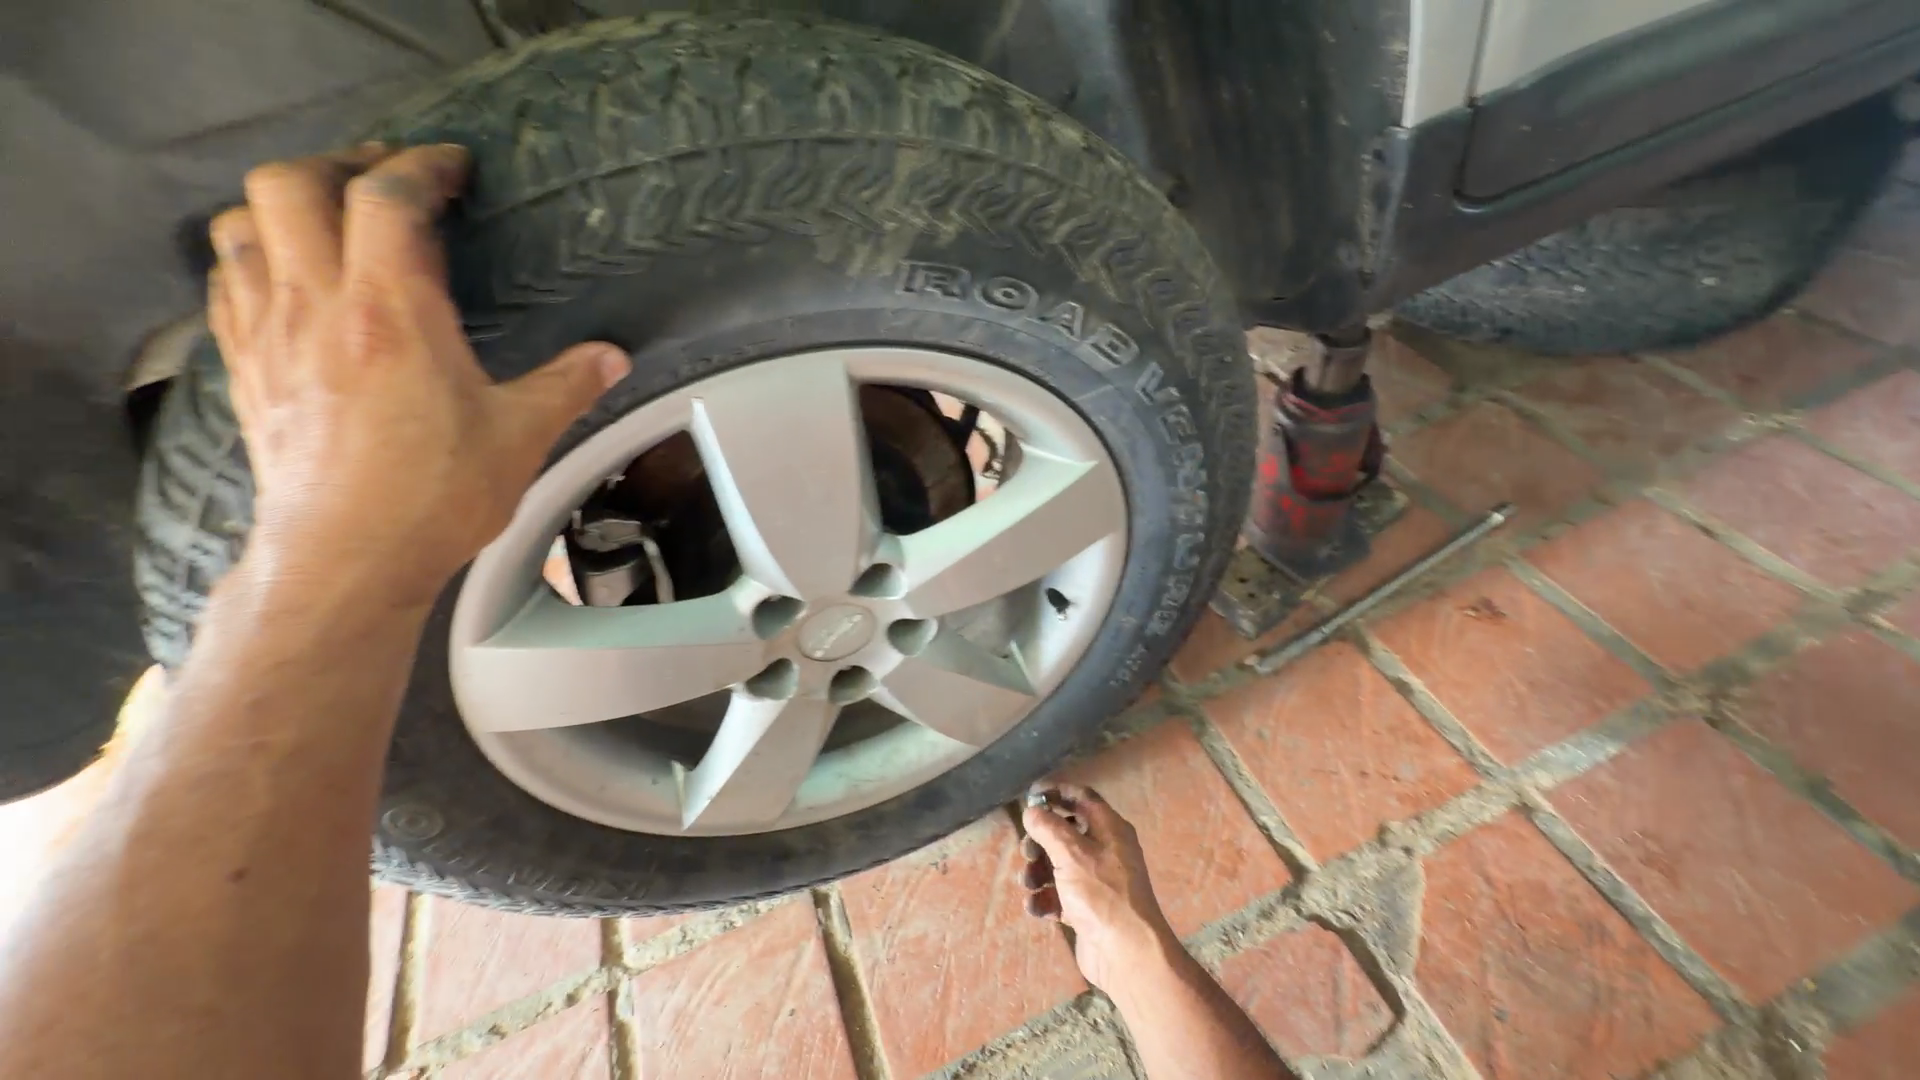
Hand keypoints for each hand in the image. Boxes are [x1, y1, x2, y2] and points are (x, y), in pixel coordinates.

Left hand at [206, 143, 630, 608]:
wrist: (347, 557)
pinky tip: (290, 278)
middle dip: (340, 163)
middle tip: (387, 179)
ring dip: (286, 203)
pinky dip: (253, 255)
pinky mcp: (247, 367)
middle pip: (290, 184)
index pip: (388, 198)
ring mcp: (269, 333)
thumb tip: (614, 357)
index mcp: (392, 311)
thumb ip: (569, 385)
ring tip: (333, 219)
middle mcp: (317, 304)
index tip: (452, 164)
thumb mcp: (522, 436)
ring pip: (240, 223)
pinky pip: (225, 280)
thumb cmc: (439, 494)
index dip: (422, 165)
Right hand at [1020, 783, 1178, 991]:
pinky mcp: (1087, 909)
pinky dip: (1046, 899)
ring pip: (1058, 865)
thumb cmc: (1101, 894)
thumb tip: (1032, 810)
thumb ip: (1048, 827)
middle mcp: (1105, 851)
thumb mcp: (1071, 852)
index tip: (1030, 797)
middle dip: (1040, 842)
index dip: (1056, 793)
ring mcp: (1097, 881)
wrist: (1126, 954)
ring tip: (1030, 885)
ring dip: (1038, 872)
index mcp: (1109, 829)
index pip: (1081, 798)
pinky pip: (1060, 895)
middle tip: (1027, 852)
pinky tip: (1036, 908)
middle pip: (1064, 833)